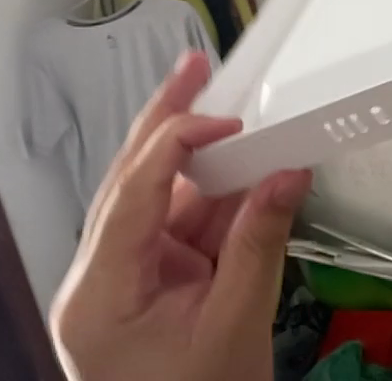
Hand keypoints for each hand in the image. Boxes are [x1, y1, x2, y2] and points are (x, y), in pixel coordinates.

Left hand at [49, 52, 311, 380]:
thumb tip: (291, 170)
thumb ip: (260, 242)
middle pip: (131, 179)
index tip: (231, 123)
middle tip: (194, 66)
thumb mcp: (235, 327)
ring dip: (197, 151)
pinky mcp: (153, 278)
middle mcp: (101, 274)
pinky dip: (216, 189)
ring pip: (159, 192)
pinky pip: (184, 218)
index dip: (178, 144)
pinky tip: (243, 162)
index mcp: (100, 292)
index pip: (131, 195)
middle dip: (166, 120)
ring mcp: (125, 274)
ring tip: (227, 103)